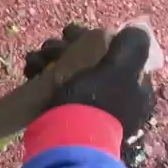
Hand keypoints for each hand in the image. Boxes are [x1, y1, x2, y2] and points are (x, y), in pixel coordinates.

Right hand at [23, 23, 154, 144]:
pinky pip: (53, 83)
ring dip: (47, 59)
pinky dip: (41, 74)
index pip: (113, 51)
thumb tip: (136, 29)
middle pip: (87, 59)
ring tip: (33, 62)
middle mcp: (114, 94)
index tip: (69, 34)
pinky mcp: (65, 111)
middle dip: (63, 49)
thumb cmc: (93, 101)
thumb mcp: (119, 69)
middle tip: (48, 49)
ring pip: (66, 69)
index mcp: (132, 84)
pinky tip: (30, 73)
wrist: (67, 139)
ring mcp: (89, 104)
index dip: (90, 37)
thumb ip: (132, 47)